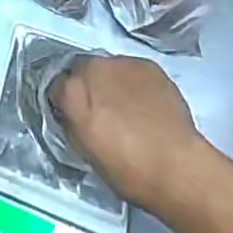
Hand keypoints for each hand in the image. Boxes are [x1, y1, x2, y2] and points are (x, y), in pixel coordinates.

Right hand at [50, 56, 211, 207]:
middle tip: (102, 110)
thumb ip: (71, 123)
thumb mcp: (86, 151)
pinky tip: (148, 104)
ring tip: (129, 107)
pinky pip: (134, 70)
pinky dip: (135, 83)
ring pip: (109, 68)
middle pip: (81, 69)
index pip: (55, 85)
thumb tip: (71, 114)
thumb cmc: (128, 170)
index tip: (73, 114)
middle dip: (88, 85)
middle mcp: (91, 67)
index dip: (64, 100)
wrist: (177, 167)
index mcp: (71, 91)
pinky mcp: (148, 64)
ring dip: (112, 82)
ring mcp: (121, 62)